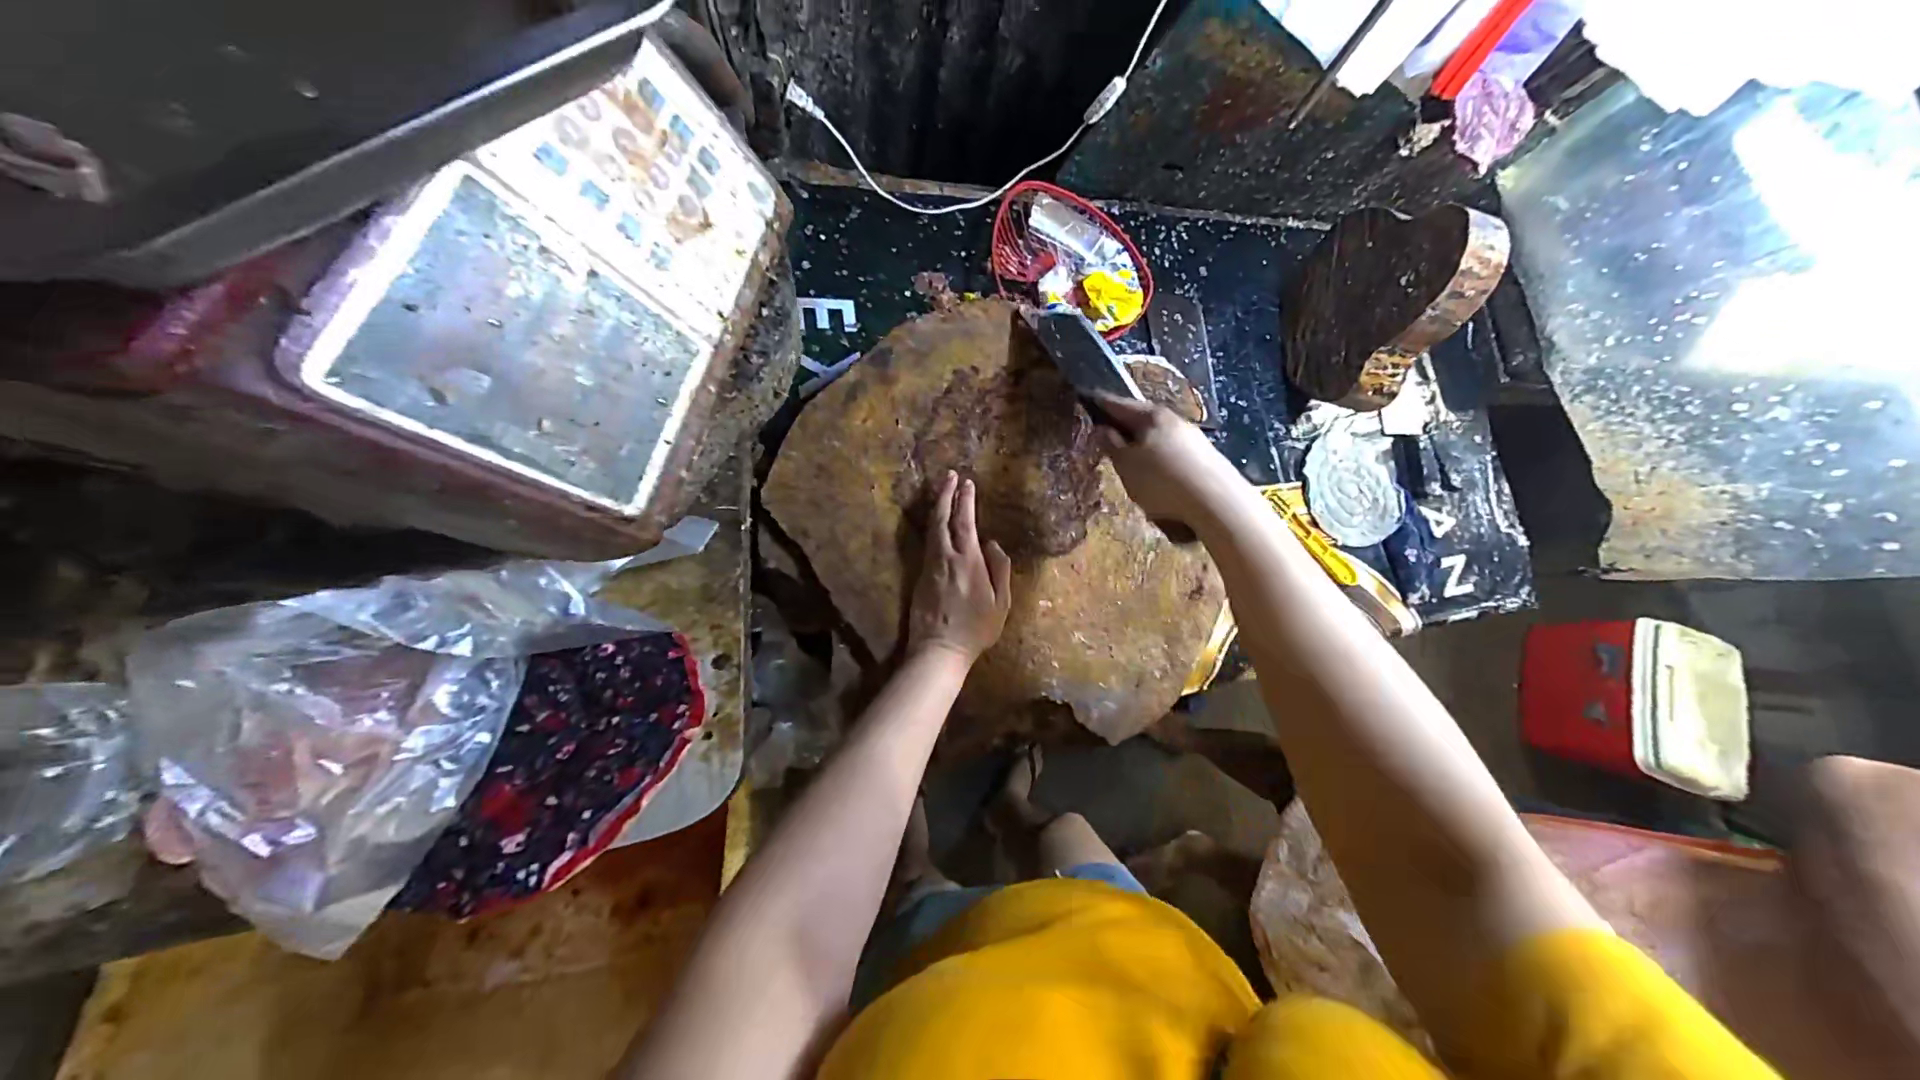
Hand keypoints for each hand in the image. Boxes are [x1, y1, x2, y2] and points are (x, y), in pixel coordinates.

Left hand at [907, 471, 1012, 663]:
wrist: (939, 649)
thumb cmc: (976, 629)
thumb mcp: (1001, 603)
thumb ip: (999, 569)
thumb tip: (992, 544)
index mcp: (968, 560)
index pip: (965, 521)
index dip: (965, 499)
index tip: (967, 482)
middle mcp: (946, 557)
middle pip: (942, 518)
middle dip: (946, 494)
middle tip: (950, 475)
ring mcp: (930, 565)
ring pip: (932, 529)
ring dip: (937, 507)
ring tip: (942, 492)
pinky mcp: (919, 576)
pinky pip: (927, 543)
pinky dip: (933, 527)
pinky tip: (937, 524)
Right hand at [1094, 394, 1245, 526]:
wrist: (1218, 503)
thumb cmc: (1161, 481)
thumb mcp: (1125, 465)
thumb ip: (1111, 444)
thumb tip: (1103, 428)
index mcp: (1151, 415)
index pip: (1118, 403)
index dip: (1100, 403)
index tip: (1087, 400)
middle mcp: (1174, 419)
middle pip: (1142, 420)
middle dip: (1125, 427)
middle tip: (1107, 437)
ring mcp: (1193, 438)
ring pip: (1159, 437)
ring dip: (1144, 447)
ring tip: (1132, 463)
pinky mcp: (1206, 458)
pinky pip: (1173, 454)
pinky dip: (1161, 461)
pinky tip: (1159, 477)